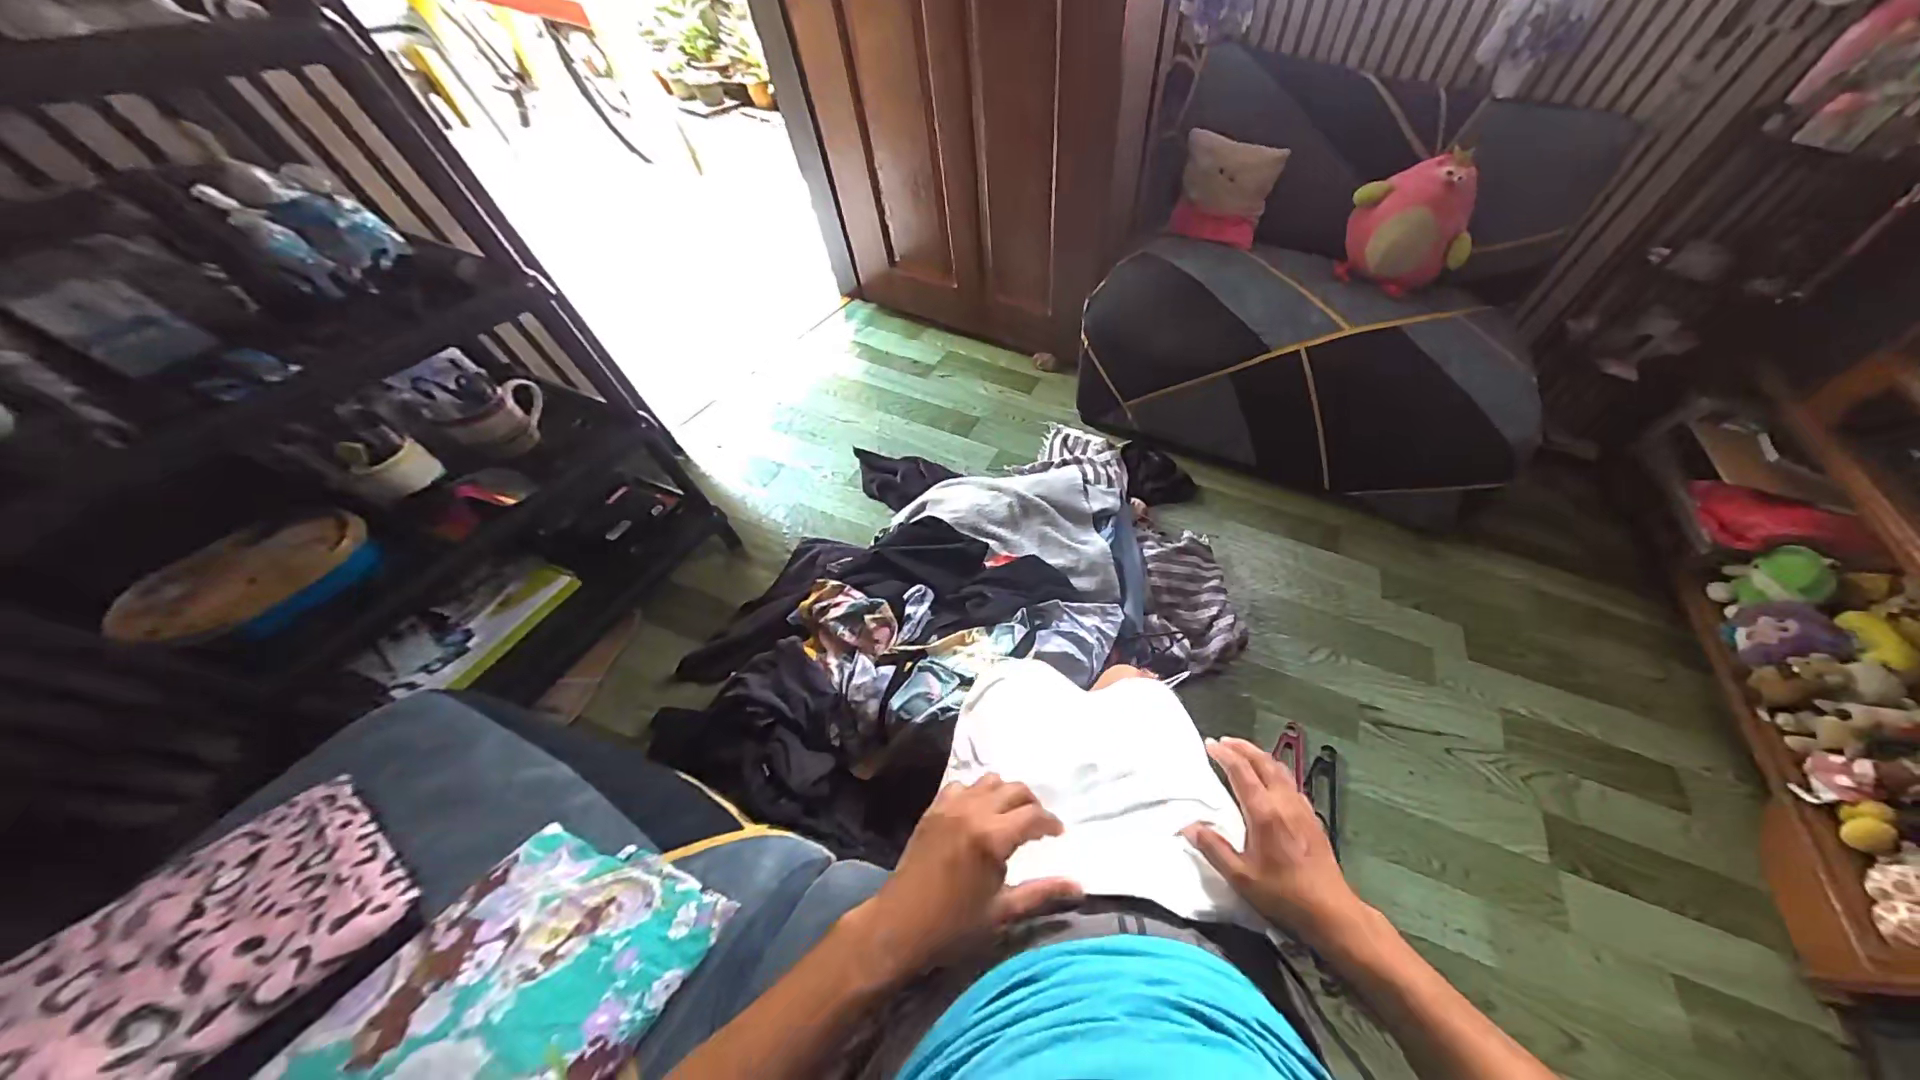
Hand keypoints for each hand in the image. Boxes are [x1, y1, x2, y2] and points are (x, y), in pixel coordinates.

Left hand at [845, 774, 1081, 975]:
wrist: (900, 925)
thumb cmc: (954, 925)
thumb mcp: (1003, 912)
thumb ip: (1042, 893)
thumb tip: (1078, 886)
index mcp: (993, 837)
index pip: (1034, 816)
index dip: (1051, 823)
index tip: (1058, 834)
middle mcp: (973, 812)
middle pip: (1014, 789)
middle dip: (1032, 803)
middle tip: (1038, 825)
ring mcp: (949, 807)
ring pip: (987, 781)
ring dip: (1004, 793)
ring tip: (1010, 815)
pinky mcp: (932, 810)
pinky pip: (960, 786)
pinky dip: (975, 793)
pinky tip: (977, 813)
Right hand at [1184, 737, 1367, 945]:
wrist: (1332, 912)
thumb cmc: (1283, 894)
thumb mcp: (1240, 877)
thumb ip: (1213, 848)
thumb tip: (1189, 826)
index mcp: (1264, 812)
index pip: (1242, 771)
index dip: (1224, 754)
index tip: (1209, 744)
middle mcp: (1284, 803)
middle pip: (1263, 762)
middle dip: (1242, 747)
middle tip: (1223, 742)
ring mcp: (1302, 809)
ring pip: (1280, 770)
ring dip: (1259, 756)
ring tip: (1243, 754)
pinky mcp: (1312, 818)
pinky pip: (1290, 783)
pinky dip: (1274, 771)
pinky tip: (1270, 781)